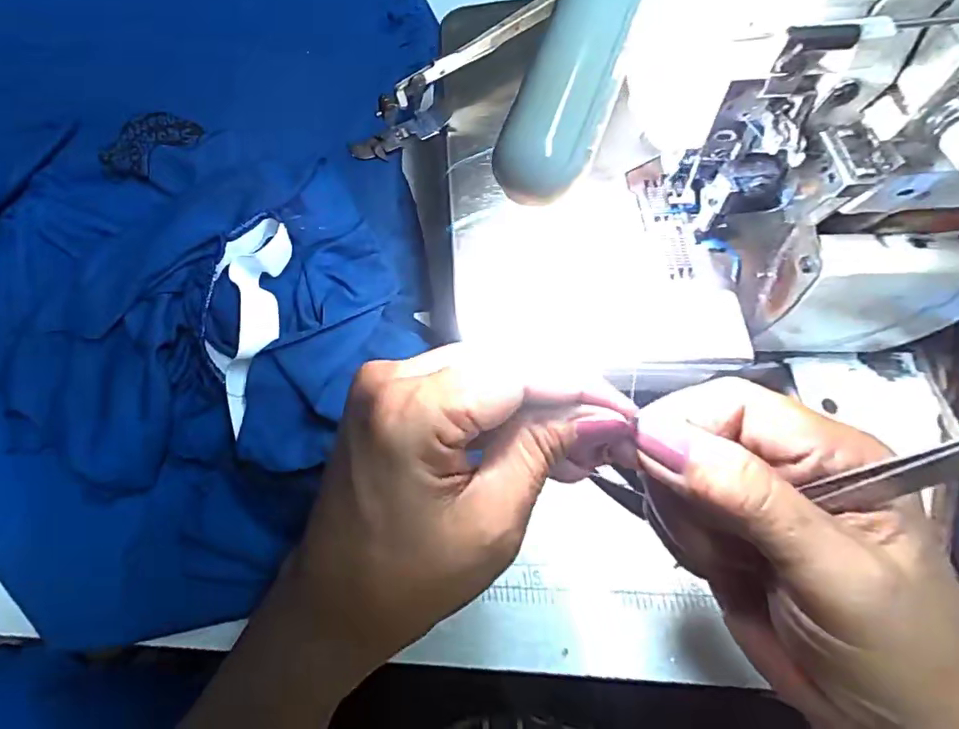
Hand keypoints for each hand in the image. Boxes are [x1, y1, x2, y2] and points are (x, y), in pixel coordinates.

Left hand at [289, 344, 638, 660]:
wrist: (335, 595)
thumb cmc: (409, 577)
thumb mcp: (491, 521)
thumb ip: (540, 450)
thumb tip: (595, 414)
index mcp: (409, 407)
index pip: (512, 372)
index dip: (575, 387)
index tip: (623, 413)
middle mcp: (390, 374)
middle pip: (495, 362)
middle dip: (554, 394)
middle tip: (602, 436)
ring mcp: (382, 378)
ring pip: (477, 368)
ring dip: (527, 400)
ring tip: (573, 447)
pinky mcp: (384, 391)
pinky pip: (452, 382)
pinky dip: (493, 405)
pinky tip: (529, 437)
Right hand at [633, 378, 958, 728]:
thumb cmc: (907, 660)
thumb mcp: (838, 574)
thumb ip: (751, 498)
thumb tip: (662, 437)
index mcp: (830, 452)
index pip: (731, 402)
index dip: (684, 424)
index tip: (652, 462)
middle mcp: (785, 463)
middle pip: (690, 433)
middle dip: (685, 487)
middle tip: (719, 541)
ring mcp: (749, 497)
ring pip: (671, 473)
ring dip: (683, 522)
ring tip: (732, 565)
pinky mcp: (723, 529)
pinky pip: (671, 511)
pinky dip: (681, 541)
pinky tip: (723, 571)